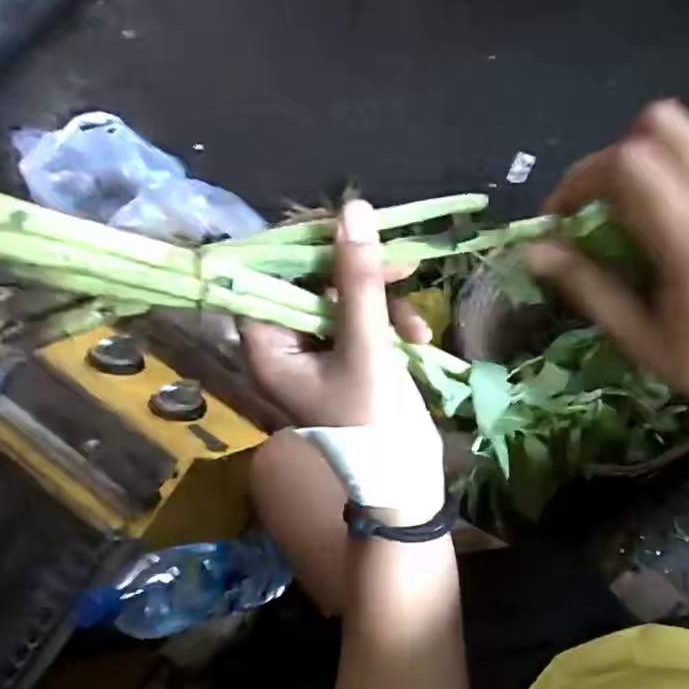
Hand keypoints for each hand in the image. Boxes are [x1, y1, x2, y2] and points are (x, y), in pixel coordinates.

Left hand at [243, 199, 442, 518]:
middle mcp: (289, 344)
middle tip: (400, 266)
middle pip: (314, 282)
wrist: (407, 480)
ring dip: (387, 304)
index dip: (304, 247)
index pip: (268, 273)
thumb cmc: (374, 423)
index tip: (347, 229)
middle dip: (361, 277)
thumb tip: (354, 209)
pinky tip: (420, 337)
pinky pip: (370, 320)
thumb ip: (360, 280)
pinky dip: (396, 323)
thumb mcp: (368, 347)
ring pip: (349, 299)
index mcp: (268, 345)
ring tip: (417, 326)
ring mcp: (326, 351)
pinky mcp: (357, 357)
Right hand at [525, 101, 688, 435]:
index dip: (581, 179)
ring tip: (624, 210)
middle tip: (594, 206)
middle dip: (611, 158)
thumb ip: (588, 286)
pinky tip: (660, 218)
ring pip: (686, 132)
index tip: (561, 217)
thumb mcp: (641, 337)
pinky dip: (671, 169)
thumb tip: (533, 252)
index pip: (628, 165)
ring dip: (643, 157)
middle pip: (659, 126)